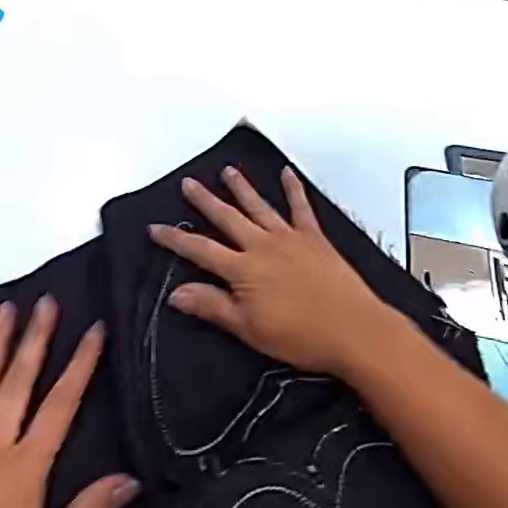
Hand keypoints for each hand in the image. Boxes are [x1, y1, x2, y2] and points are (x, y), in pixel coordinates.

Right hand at [148, 167, 408, 377]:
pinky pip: (300, 206)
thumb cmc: (300, 335)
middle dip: (206, 201)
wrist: (351, 327)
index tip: (156, 227)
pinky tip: (287, 173)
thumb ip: (213, 306)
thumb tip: (177, 292)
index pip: (201, 250)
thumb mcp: (248, 329)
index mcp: (244, 270)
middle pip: (228, 218)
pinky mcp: (314, 236)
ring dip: (242, 188)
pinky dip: (293, 188)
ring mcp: (290, 237)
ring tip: (228, 171)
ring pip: (259, 206)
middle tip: (189, 184)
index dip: (177, 239)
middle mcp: (264, 245)